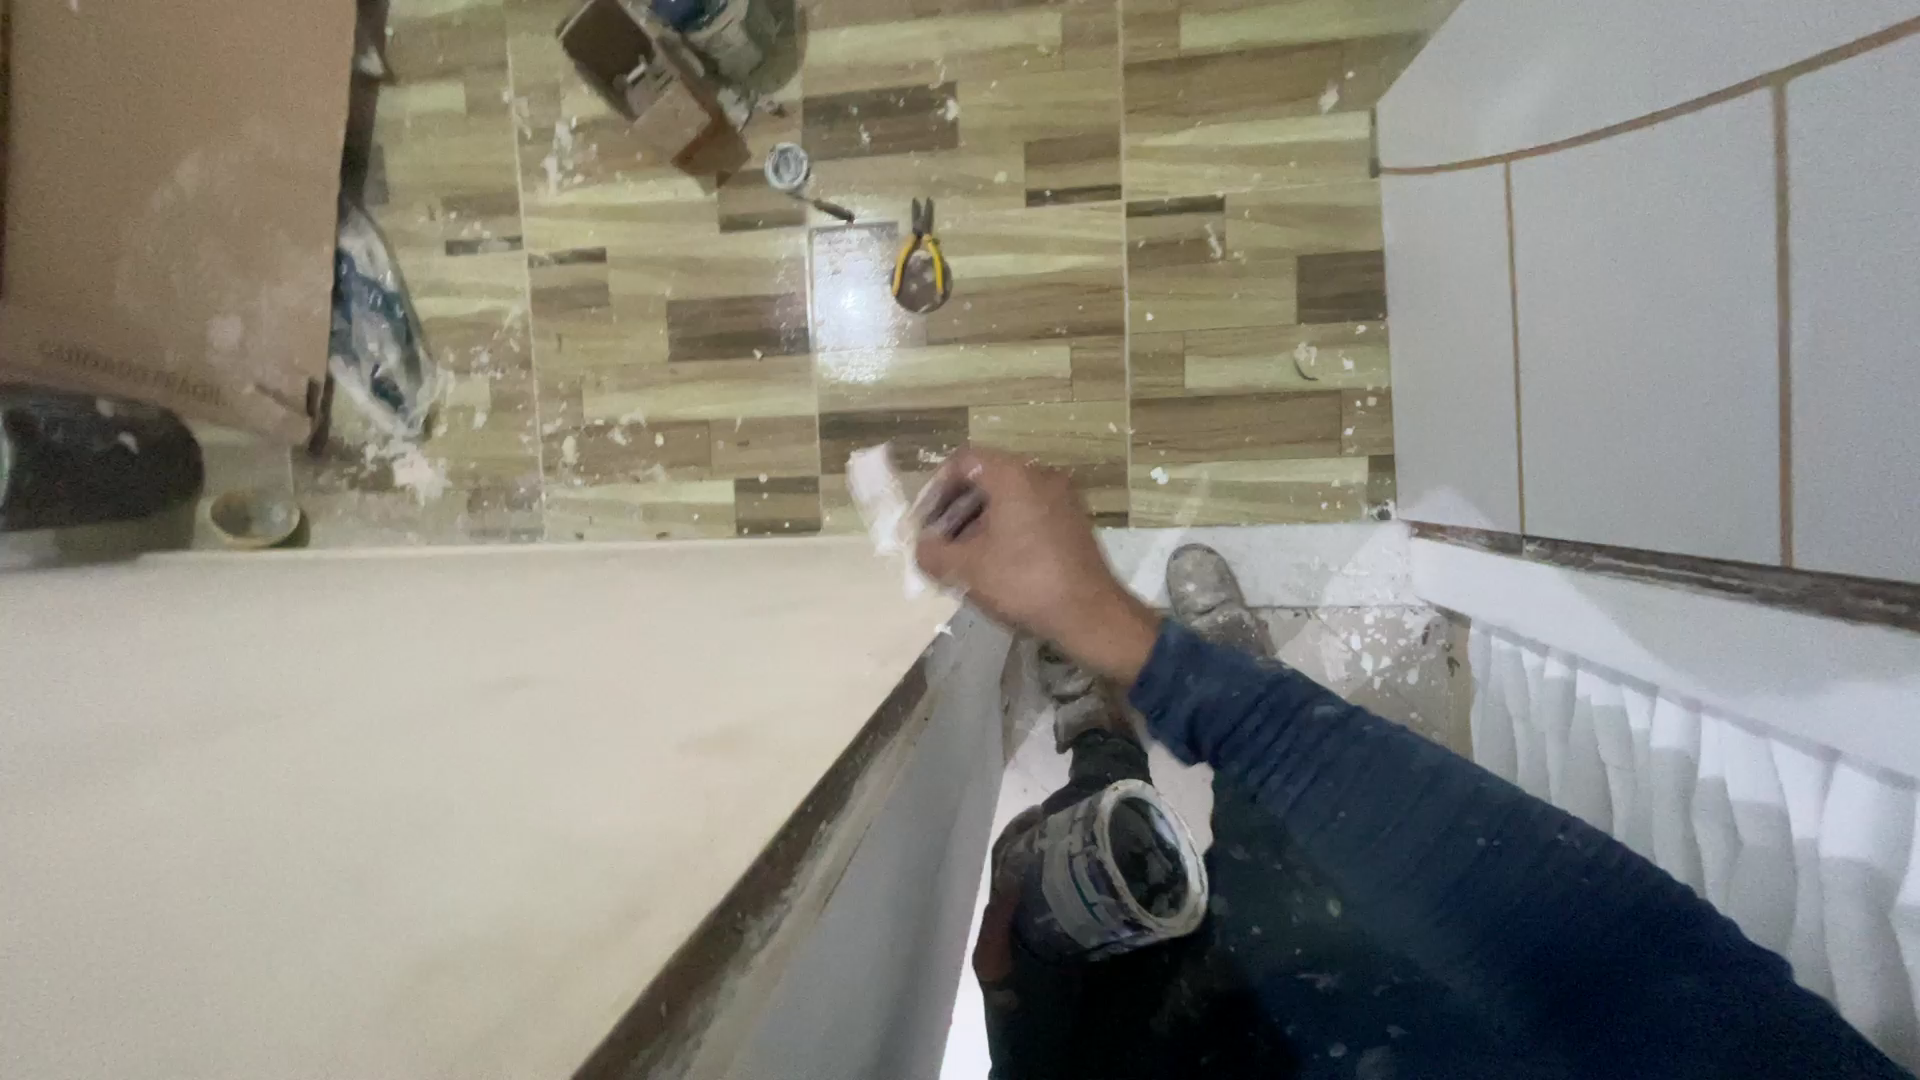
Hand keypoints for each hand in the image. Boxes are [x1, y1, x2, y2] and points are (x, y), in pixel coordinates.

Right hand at [915, 448, 1160, 683]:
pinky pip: (1028, 512)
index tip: (924, 521)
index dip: (935, 489)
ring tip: (961, 556)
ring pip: (1007, 497)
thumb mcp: (966, 570)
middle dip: (954, 508)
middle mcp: (1040, 475)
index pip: (962, 462)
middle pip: (985, 478)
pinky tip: (993, 562)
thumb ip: (932, 552)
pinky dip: (1004, 528)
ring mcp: (1062, 497)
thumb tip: (923, 547)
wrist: (1090, 614)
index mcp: (1013, 475)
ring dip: (977, 521)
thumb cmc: (1024, 582)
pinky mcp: (1073, 521)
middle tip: (938, 539)